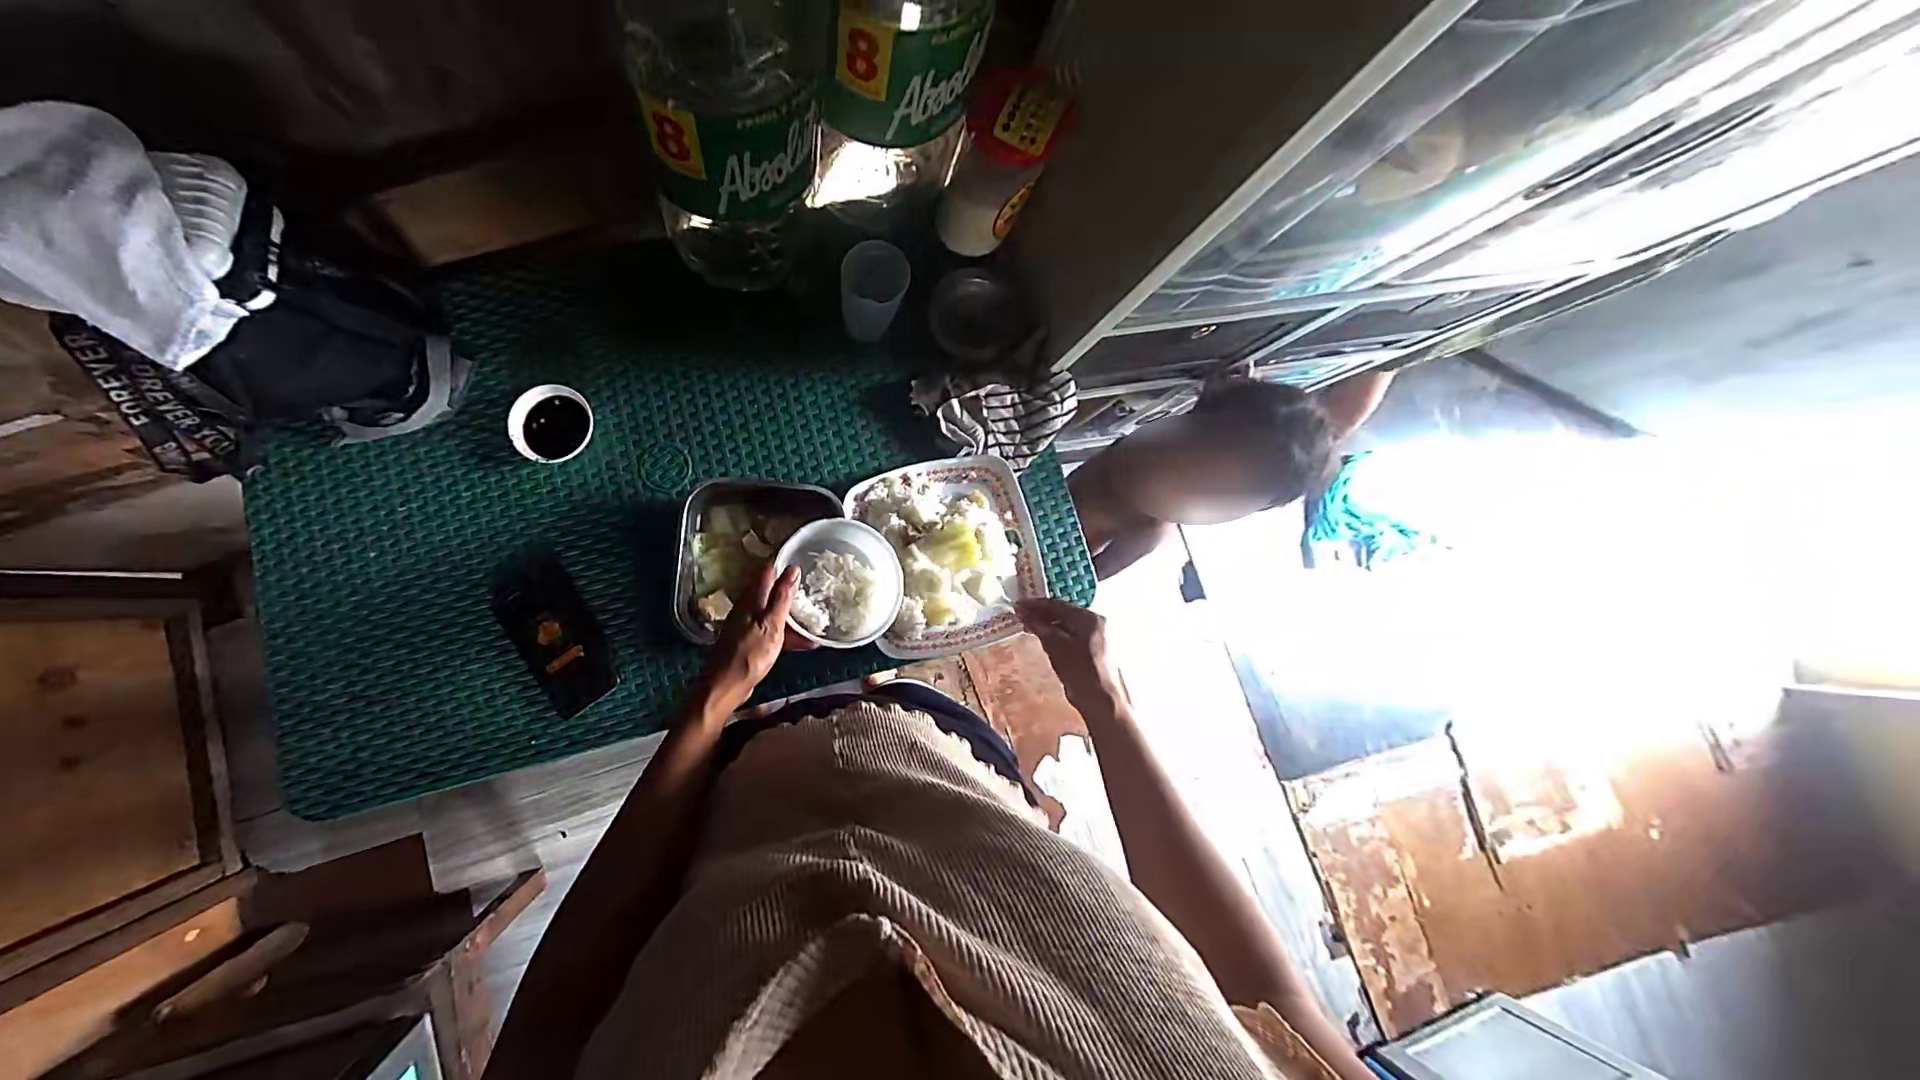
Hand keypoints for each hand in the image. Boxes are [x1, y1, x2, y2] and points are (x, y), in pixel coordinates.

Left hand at [699, 563, 807, 716]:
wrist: (727, 685)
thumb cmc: (750, 653)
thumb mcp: (773, 623)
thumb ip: (782, 596)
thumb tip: (792, 568)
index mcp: (753, 598)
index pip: (768, 570)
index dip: (784, 563)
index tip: (804, 559)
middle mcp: (748, 607)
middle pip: (771, 590)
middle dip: (791, 587)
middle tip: (814, 586)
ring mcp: (748, 624)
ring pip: (773, 610)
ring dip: (792, 612)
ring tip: (815, 615)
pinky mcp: (751, 640)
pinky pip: (773, 629)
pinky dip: (788, 631)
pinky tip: (806, 641)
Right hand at [1016, 598, 1126, 718]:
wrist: (1098, 698)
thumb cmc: (1078, 669)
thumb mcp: (1054, 645)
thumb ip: (1039, 626)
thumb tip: (1024, 613)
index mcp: (1088, 617)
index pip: (1057, 605)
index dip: (1035, 604)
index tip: (1018, 604)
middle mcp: (1095, 622)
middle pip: (1063, 613)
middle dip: (1040, 614)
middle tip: (1020, 615)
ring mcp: (1095, 635)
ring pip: (1066, 624)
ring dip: (1047, 624)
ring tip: (1027, 625)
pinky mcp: (1092, 648)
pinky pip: (1070, 634)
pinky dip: (1056, 633)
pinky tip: (1043, 636)